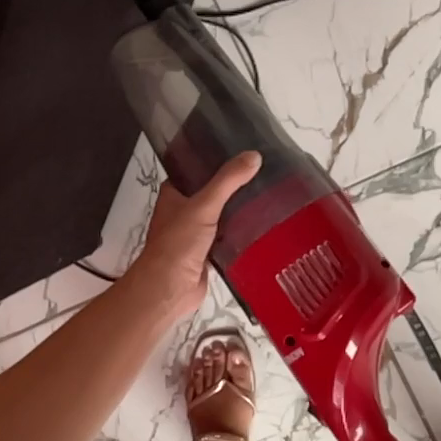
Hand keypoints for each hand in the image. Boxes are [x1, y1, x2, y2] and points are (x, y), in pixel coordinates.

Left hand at [125, 152, 261, 320]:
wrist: (170, 288)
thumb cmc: (178, 243)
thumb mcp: (203, 205)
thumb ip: (228, 181)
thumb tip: (254, 156)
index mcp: (174, 193)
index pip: (196, 169)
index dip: (216, 160)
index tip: (243, 152)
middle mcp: (183, 210)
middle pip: (212, 192)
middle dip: (233, 186)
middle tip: (263, 172)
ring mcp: (195, 232)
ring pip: (221, 215)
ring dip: (239, 209)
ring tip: (269, 194)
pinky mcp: (207, 252)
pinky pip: (228, 237)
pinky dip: (241, 232)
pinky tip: (263, 225)